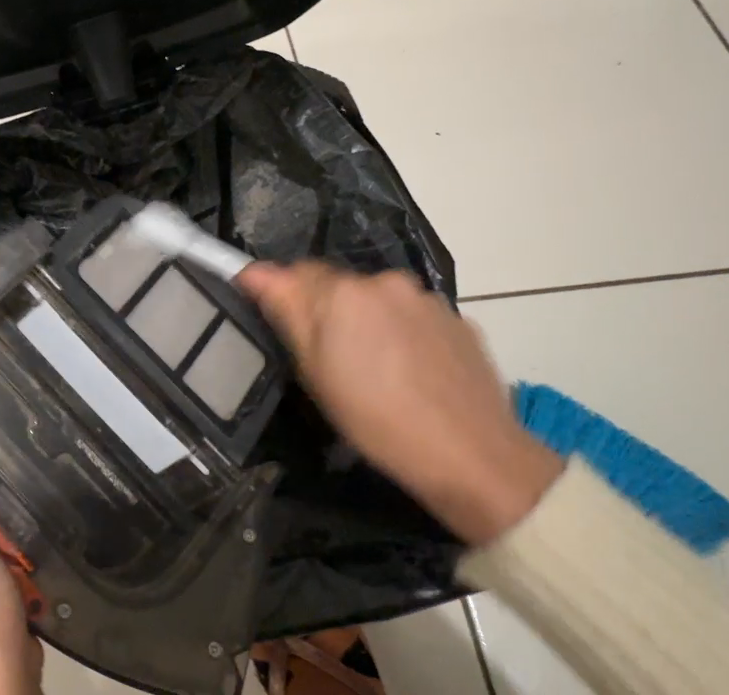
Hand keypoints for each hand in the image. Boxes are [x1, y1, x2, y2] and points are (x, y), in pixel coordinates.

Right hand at [236, 263, 563, 545]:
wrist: (473, 455)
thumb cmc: (376, 420)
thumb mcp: (314, 374)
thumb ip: (286, 313)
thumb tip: (256, 274)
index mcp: (342, 292)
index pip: (292, 272)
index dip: (277, 293)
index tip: (268, 315)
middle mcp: (384, 282)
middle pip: (336, 285)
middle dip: (324, 309)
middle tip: (324, 356)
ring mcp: (426, 299)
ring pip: (376, 300)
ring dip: (365, 320)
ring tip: (372, 367)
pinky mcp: (458, 320)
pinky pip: (412, 316)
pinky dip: (402, 334)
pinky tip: (409, 372)